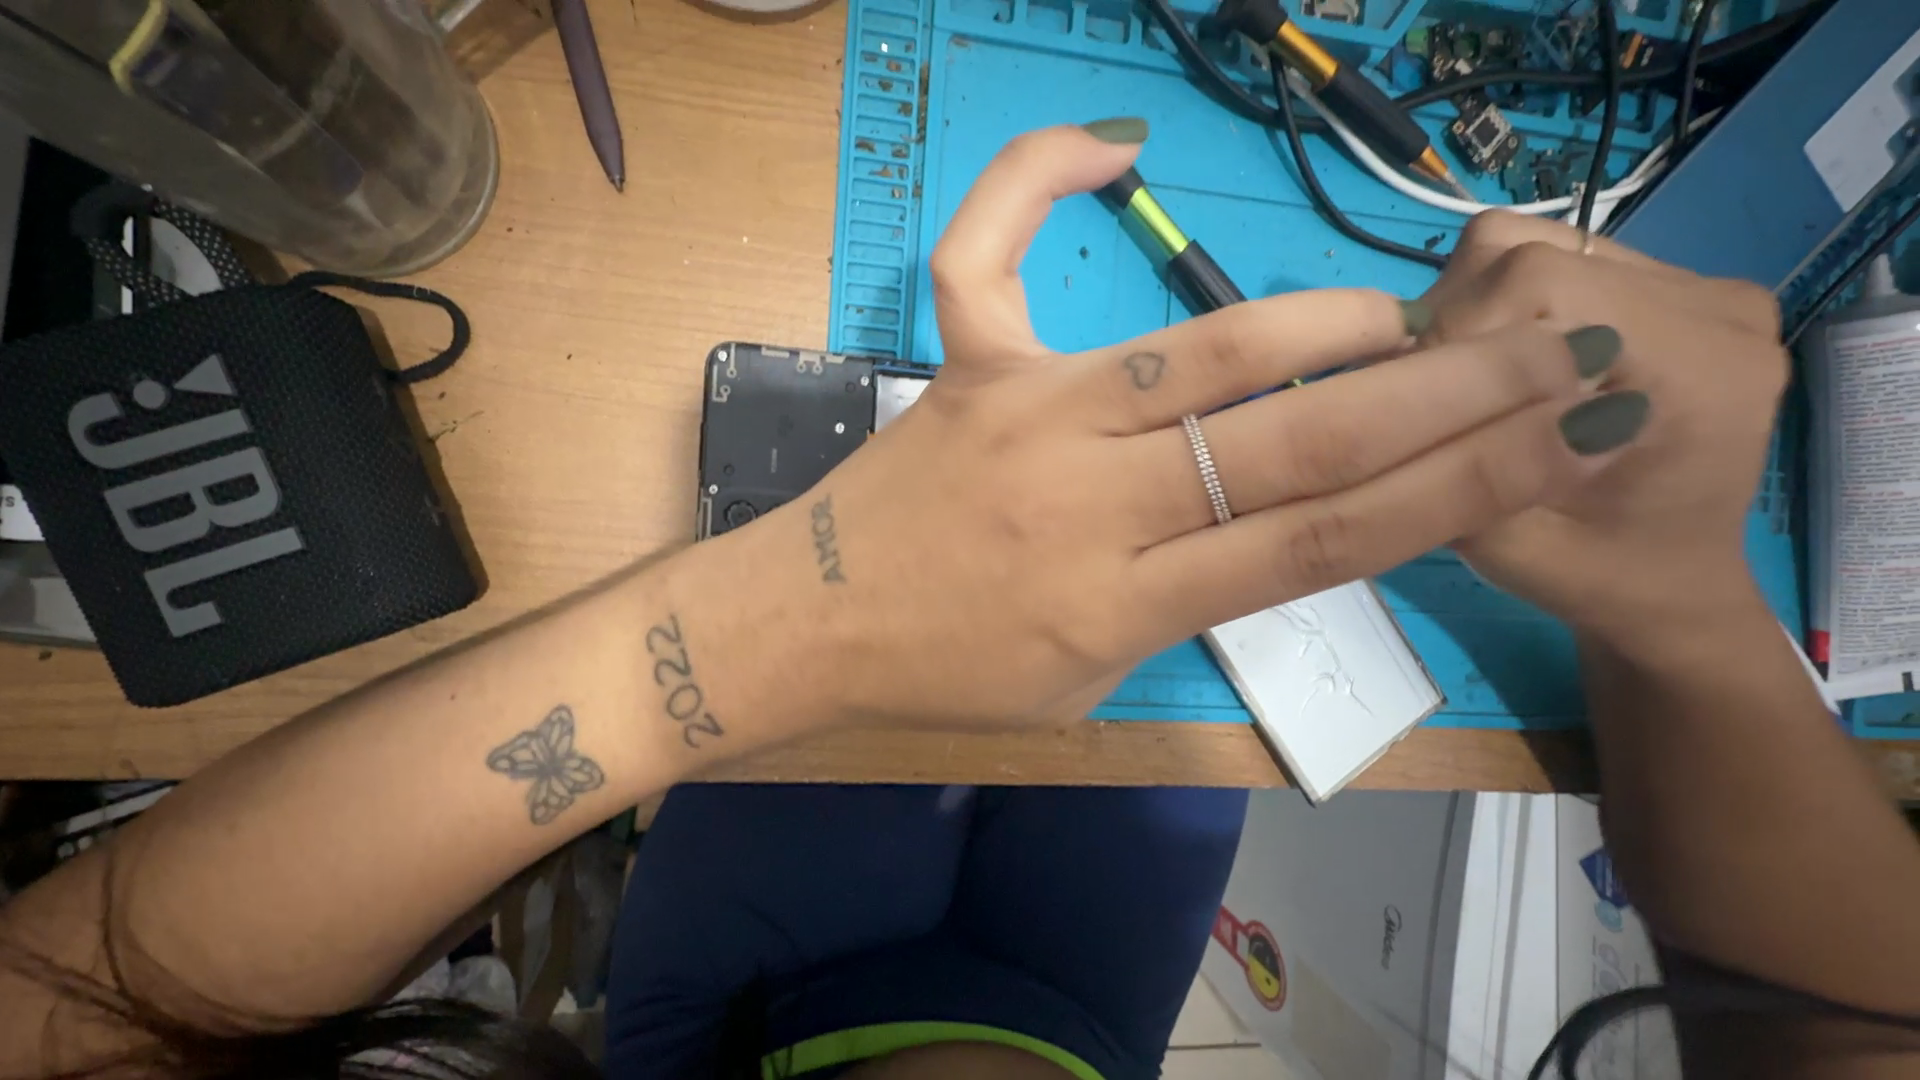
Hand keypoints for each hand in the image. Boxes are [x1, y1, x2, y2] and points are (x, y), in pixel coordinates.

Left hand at [703, 124, 1646, 733]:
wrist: (808, 629)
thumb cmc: (946, 672)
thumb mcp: (1083, 683)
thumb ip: (1179, 611)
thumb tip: (1270, 529)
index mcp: (1123, 607)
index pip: (1322, 541)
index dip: (1459, 490)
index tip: (1562, 438)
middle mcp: (1088, 502)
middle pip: (1295, 441)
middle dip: (1445, 397)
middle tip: (1549, 352)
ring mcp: (1025, 418)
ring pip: (1204, 353)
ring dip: (1326, 322)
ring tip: (1409, 312)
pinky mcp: (963, 368)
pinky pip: (990, 253)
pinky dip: (1039, 178)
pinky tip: (1118, 143)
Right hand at [1420, 212, 1787, 640]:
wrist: (1663, 581)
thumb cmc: (1589, 575)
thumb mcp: (1499, 545)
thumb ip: (1449, 464)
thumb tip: (1387, 382)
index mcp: (1697, 365)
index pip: (1533, 280)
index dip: (1445, 333)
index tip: (1408, 404)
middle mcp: (1713, 303)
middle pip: (1528, 250)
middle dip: (1451, 323)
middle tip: (1432, 400)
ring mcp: (1696, 286)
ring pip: (1530, 244)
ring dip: (1469, 311)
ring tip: (1469, 386)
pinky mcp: (1667, 288)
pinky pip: (1550, 259)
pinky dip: (1496, 308)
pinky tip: (1500, 371)